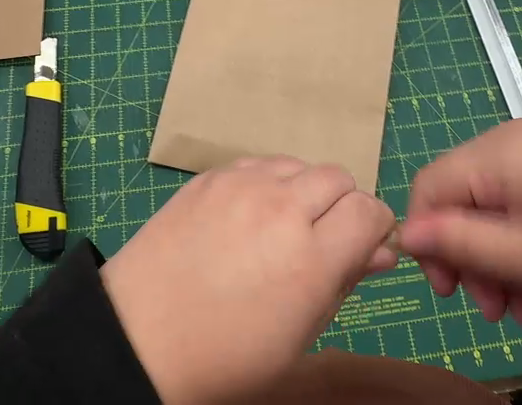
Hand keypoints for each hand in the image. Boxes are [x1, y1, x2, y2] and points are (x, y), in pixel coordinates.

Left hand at [101, 157, 397, 404]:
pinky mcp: (211, 176)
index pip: (369, 210)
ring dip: (304, 190)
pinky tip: (250, 217)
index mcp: (310, 258)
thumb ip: (344, 282)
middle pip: (338, 177)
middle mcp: (281, 208)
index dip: (375, 226)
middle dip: (342, 205)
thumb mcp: (298, 336)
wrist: (140, 339)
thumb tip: (381, 251)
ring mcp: (242, 186)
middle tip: (324, 239)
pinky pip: (259, 164)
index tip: (365, 244)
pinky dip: (267, 184)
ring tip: (283, 227)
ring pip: (299, 164)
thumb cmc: (227, 357)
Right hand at [399, 120, 521, 327]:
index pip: (430, 186)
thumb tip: (406, 234)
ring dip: (498, 263)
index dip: (428, 239)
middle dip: (470, 258)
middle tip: (494, 311)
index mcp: (497, 153)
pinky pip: (521, 208)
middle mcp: (511, 144)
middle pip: (461, 199)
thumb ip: (461, 242)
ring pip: (492, 210)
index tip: (449, 292)